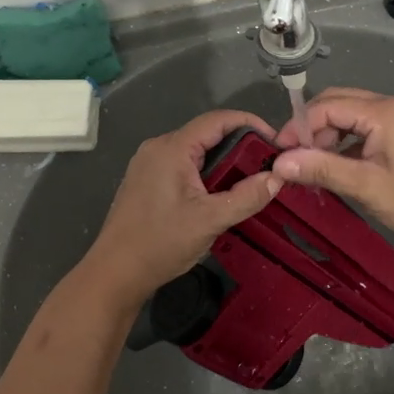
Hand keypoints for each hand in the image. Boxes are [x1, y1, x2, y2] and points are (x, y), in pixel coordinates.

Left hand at [80, 110, 284, 310]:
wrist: (115, 273)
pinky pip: (182, 166)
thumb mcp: (211, 220)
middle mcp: (158, 148)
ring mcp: (148, 164)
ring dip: (223, 161)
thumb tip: (278, 178)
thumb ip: (246, 197)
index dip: (250, 123)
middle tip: (267, 165)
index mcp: (172, 149)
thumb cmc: (161, 243)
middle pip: (206, 134)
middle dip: (240, 145)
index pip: (217, 120)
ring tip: (250, 180)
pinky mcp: (145, 181)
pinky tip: (219, 194)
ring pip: (194, 152)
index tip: (275, 141)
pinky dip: (205, 173)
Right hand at [272, 87, 393, 250]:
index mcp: (383, 111)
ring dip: (326, 136)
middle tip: (294, 159)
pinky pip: (362, 126)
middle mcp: (390, 104)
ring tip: (312, 166)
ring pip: (348, 114)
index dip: (299, 127)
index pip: (327, 106)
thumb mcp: (364, 186)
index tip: (279, 153)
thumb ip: (321, 168)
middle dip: (311, 128)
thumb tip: (279, 162)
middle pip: (336, 103)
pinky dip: (343, 142)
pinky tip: (334, 166)